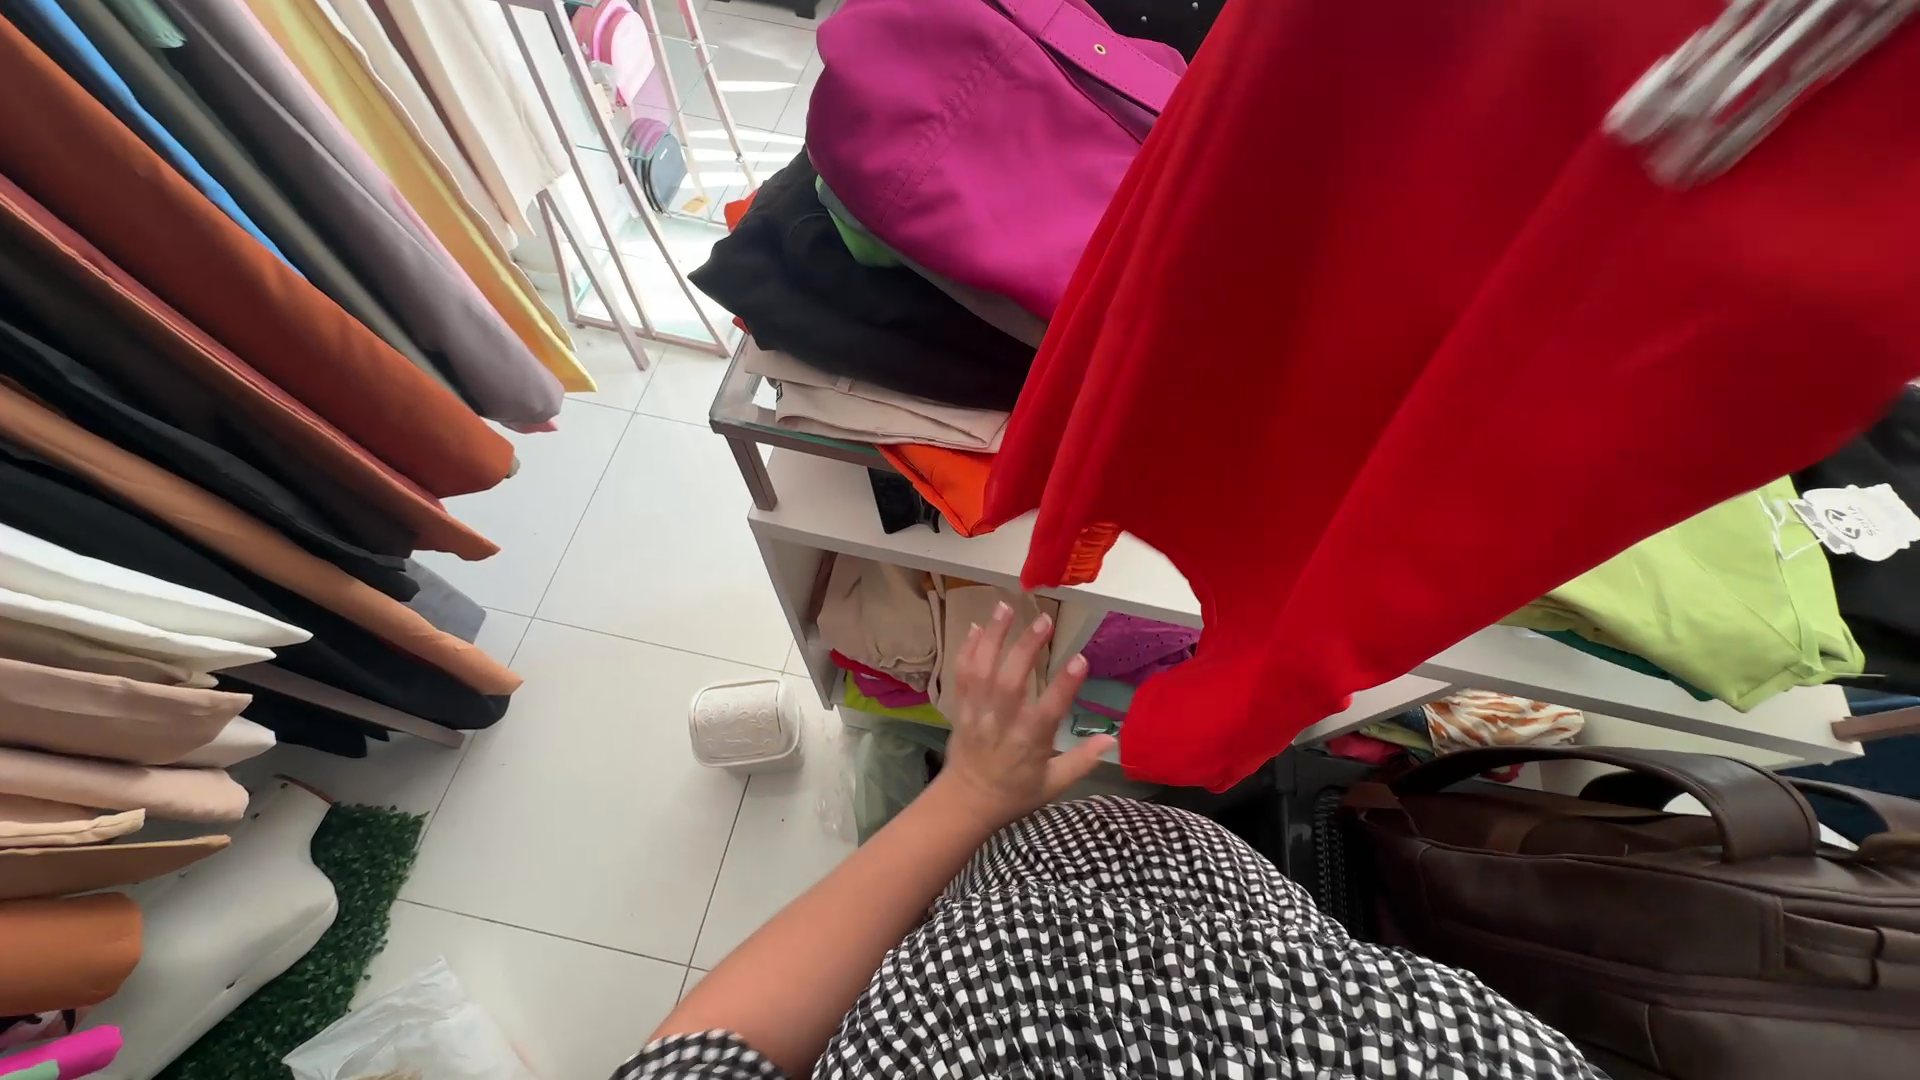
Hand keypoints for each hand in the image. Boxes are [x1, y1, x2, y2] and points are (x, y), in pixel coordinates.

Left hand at [930, 601, 1115, 829]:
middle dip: (1026, 648)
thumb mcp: (1053, 785)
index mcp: (1028, 743)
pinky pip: (961, 675)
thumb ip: (1082, 761)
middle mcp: (1000, 724)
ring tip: (1006, 607)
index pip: (1047, 712)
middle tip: (1044, 619)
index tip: (1080, 659)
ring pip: (981, 671)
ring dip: (993, 637)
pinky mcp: (960, 708)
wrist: (966, 802)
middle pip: (1009, 682)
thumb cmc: (1014, 793)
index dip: (1064, 686)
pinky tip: (977, 626)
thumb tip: (1111, 739)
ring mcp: (977, 713)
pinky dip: (968, 649)